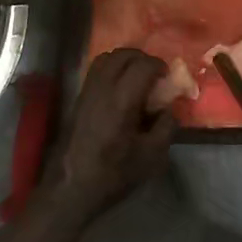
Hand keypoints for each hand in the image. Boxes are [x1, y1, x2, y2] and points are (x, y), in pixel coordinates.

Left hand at [43, 49, 176, 223]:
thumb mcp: (151, 157)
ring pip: (106, 58)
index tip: (167, 76)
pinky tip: (120, 90)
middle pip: (122, 54)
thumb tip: (169, 110)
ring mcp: (87, 91)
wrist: (71, 187)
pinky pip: (96, 71)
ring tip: (137, 78)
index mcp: (122, 101)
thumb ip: (166, 128)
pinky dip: (111, 69)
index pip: (142, 65)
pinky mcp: (78, 98)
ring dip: (125, 61)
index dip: (158, 65)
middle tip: (154, 74)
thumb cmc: (113, 174)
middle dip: (142, 58)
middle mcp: (102, 88)